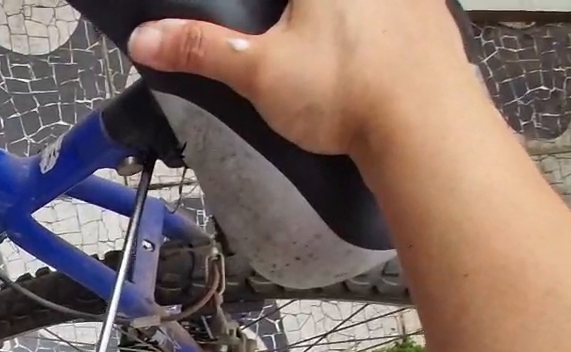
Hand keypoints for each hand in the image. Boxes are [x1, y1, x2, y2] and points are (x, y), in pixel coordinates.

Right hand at [126, 0, 488, 159]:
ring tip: (308, 51)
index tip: (246, 39)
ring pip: (343, 4)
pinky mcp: (426, 9)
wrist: (422, 121)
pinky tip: (346, 55)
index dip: (243, 6)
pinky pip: (379, 9)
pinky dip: (356, 24)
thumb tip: (144, 38)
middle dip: (282, 13)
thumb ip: (200, 49)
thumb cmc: (341, 87)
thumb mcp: (256, 69)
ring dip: (321, 19)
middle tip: (268, 38)